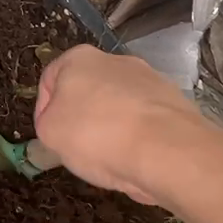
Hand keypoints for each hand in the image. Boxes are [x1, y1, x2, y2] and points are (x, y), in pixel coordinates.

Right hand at [33, 45, 210, 203]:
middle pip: (89, 92)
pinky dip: (144, 141)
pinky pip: (150, 124)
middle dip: (84, 120)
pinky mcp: (178, 104)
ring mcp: (150, 80)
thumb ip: (46, 125)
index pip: (49, 81)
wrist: (169, 151)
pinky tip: (142, 164)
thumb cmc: (97, 134)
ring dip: (115, 131)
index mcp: (78, 58)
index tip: (51, 139)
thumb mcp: (50, 133)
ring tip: (116, 162)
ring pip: (121, 108)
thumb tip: (56, 128)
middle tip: (81, 150)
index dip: (44, 112)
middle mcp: (114, 60)